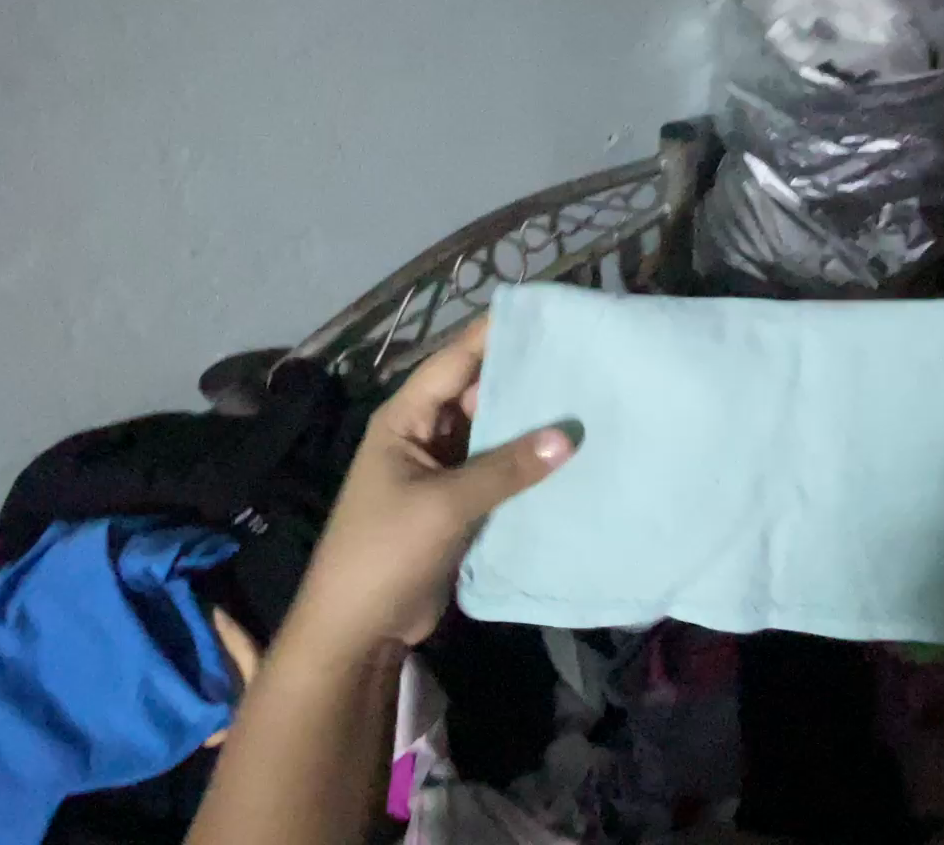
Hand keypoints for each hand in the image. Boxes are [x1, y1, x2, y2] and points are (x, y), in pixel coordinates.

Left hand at [296, 319, 573, 652]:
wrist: (357, 629)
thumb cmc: (384, 552)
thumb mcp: (445, 505)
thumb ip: (506, 468)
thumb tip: (569, 435)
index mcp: (406, 417)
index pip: (455, 360)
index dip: (495, 334)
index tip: (546, 314)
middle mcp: (425, 433)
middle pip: (479, 392)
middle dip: (524, 377)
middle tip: (583, 359)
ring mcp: (443, 468)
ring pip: (492, 431)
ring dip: (529, 422)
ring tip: (586, 400)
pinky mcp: (459, 500)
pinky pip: (498, 468)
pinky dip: (526, 461)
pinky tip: (568, 454)